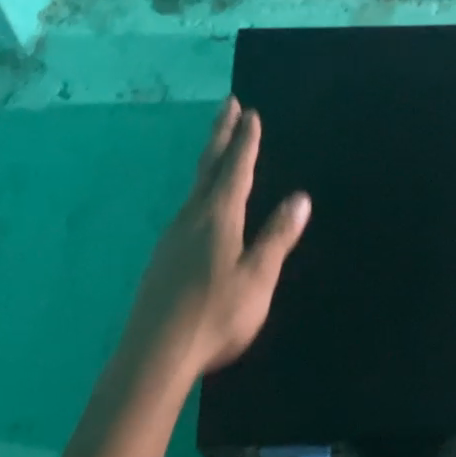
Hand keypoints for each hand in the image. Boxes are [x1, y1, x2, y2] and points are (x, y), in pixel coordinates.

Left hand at [124, 97, 311, 376]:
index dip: (245, 141)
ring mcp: (172, 235)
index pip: (236, 168)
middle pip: (208, 166)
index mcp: (218, 217)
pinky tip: (200, 206)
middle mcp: (192, 216)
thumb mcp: (258, 278)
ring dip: (209, 161)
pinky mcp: (163, 256)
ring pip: (194, 186)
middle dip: (221, 134)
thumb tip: (300, 198)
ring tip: (218, 149)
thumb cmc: (216, 315)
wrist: (155, 352)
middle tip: (228, 104)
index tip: (250, 113)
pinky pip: (187, 208)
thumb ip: (278, 237)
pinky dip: (200, 189)